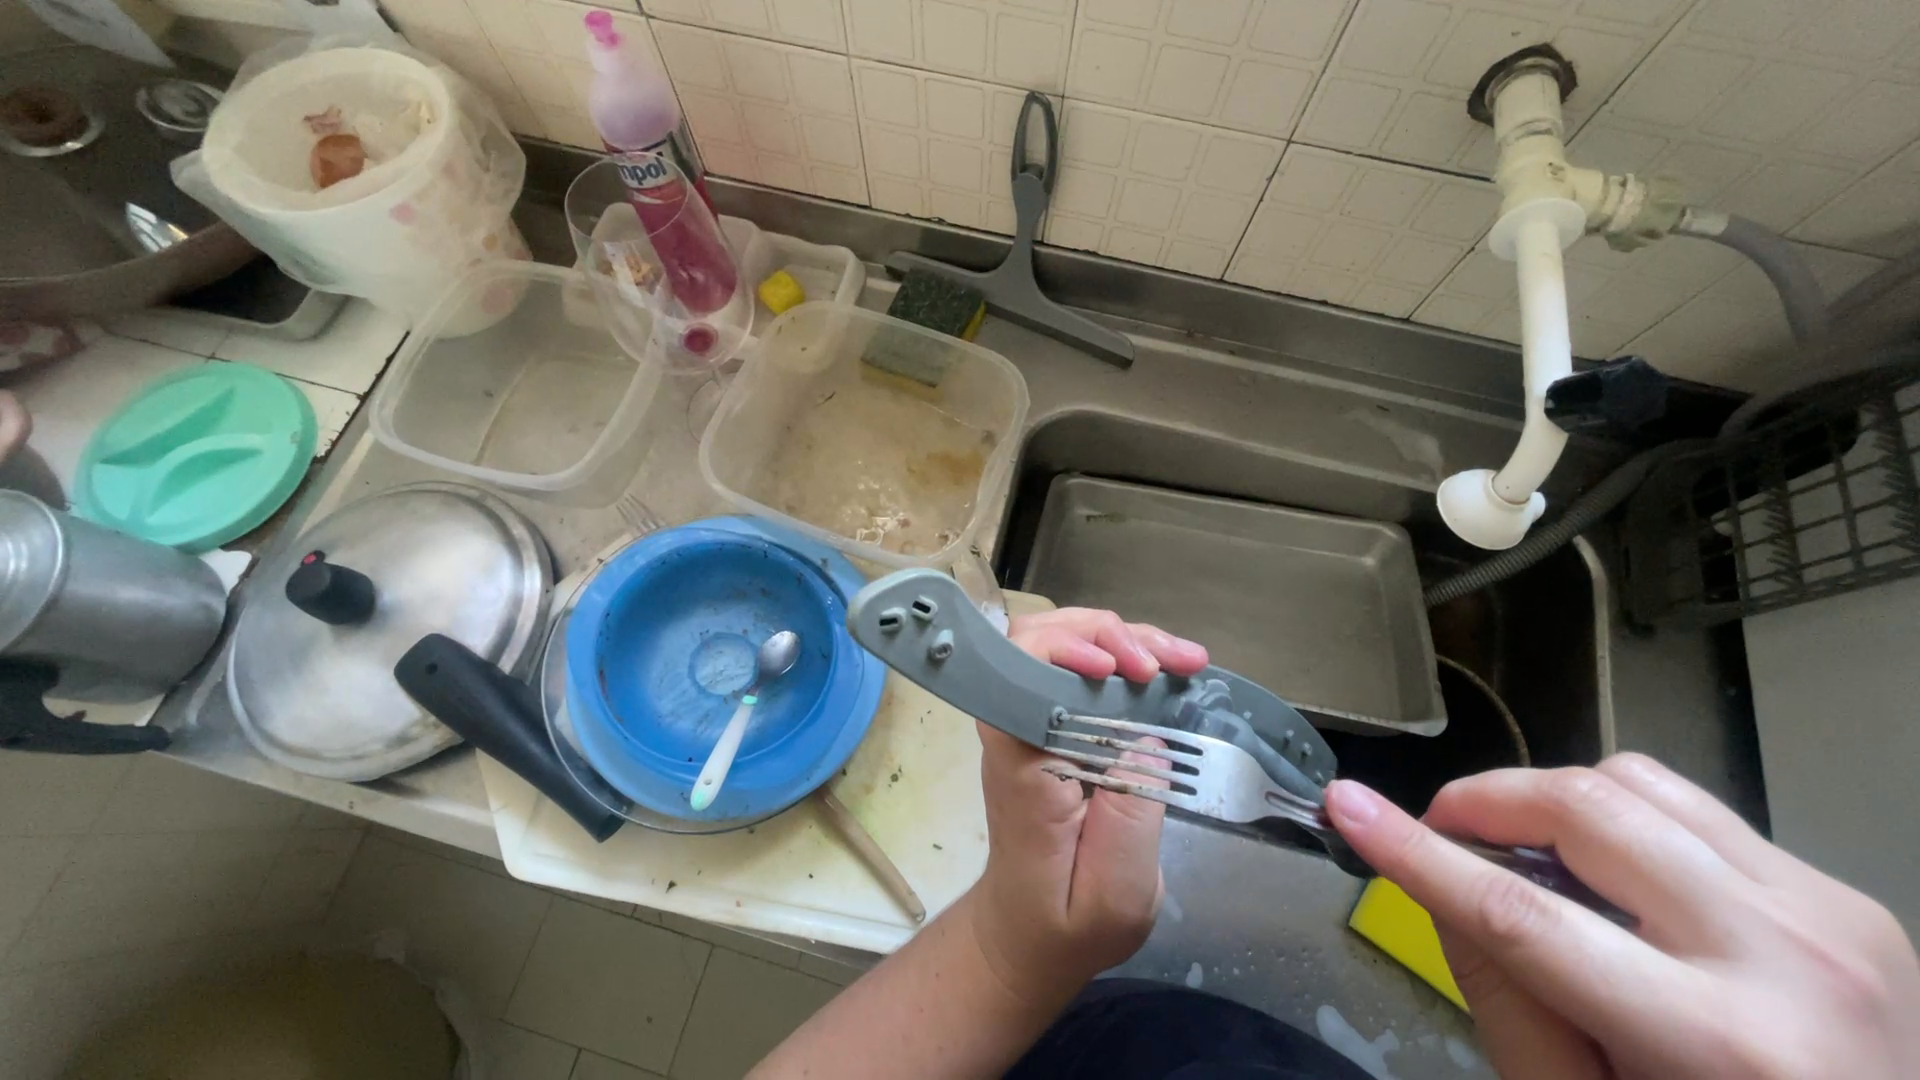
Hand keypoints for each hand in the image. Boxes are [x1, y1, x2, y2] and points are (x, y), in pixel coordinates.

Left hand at [962, 609, 1207, 1007]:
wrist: (1032, 932)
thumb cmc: (1068, 923)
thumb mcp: (1113, 898)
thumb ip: (1129, 825)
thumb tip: (1148, 743)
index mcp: (1020, 764)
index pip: (1012, 674)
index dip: (1058, 650)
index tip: (1112, 667)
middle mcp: (1019, 731)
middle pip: (1040, 642)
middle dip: (1106, 634)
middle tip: (1166, 663)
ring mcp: (1037, 725)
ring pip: (1066, 648)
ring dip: (1126, 640)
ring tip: (1186, 660)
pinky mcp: (1060, 729)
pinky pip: (1087, 675)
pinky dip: (1131, 661)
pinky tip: (1172, 672)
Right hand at [1325, 754, 1919, 1078]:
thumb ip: (1498, 994)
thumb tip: (1439, 882)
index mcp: (1722, 1048)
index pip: (1520, 917)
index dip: (1415, 852)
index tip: (1344, 803)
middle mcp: (1790, 961)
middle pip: (1584, 813)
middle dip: (1482, 802)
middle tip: (1440, 832)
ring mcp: (1831, 915)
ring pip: (1635, 781)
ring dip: (1548, 800)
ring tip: (1526, 850)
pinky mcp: (1843, 893)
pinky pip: (1688, 803)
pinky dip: (1616, 815)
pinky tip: (1612, 871)